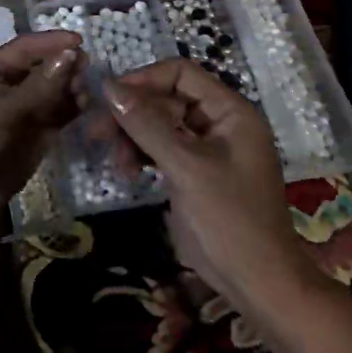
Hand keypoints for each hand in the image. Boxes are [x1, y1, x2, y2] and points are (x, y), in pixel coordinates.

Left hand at [0, 31, 82, 205]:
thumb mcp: (6, 108)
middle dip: (65, 64)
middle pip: (45, 65)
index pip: (26, 47)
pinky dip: (76, 105)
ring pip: (58, 86)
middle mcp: (13, 82)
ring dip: (73, 85)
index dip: (51, 42)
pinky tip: (86, 105)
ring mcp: (29, 104)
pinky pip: (64, 108)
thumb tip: (72, 54)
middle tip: (87, 68)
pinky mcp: (43, 126)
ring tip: (84, 91)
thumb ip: (40, 84)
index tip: (79, 41)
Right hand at [98, 59, 319, 304]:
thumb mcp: (185, 166)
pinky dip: (139, 156)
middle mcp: (218, 124)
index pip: (181, 74)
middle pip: (164, 100)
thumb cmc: (229, 217)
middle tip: (97, 134)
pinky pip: (158, 150)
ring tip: (116, 164)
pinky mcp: (191, 172)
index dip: (143, 80)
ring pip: (156, 125)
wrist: (254, 278)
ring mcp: (204, 149)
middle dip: (130, 115)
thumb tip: (108, 87)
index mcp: (231, 112)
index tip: (108, 98)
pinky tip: (126, 173)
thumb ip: (147, 124)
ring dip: (131, 138)